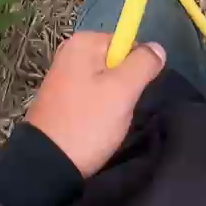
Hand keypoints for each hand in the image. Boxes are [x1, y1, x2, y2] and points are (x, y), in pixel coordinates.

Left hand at [24, 32, 166, 177]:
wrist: (47, 163)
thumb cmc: (87, 122)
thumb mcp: (122, 91)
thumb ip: (143, 64)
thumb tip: (157, 47)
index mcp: (84, 41)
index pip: (127, 44)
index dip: (136, 69)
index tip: (130, 93)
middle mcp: (70, 50)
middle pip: (116, 62)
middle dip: (123, 86)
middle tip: (117, 110)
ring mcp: (63, 73)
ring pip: (105, 81)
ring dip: (112, 101)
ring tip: (104, 121)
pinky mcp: (60, 95)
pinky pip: (91, 94)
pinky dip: (97, 109)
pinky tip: (93, 126)